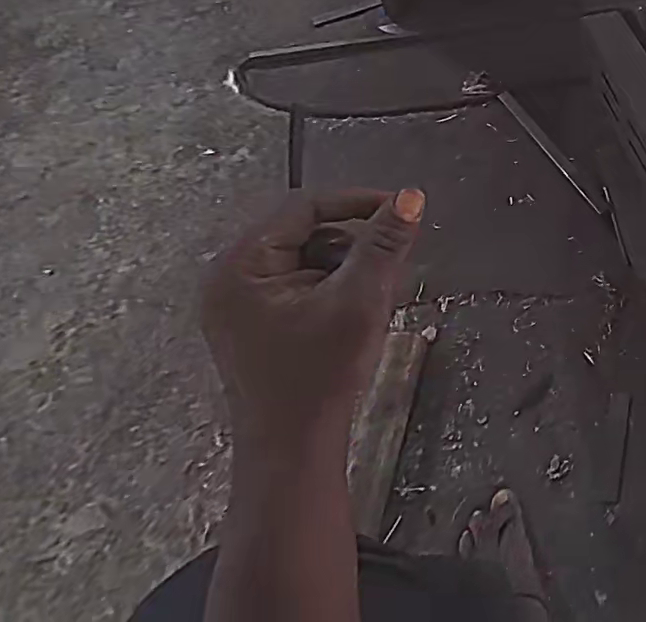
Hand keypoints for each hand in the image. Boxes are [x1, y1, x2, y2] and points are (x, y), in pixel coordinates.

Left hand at [200, 188, 424, 445]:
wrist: (296, 448)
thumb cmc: (320, 375)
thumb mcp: (361, 299)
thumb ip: (385, 243)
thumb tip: (410, 197)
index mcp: (241, 267)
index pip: (305, 207)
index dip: (359, 202)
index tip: (403, 210)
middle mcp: (234, 278)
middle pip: (309, 230)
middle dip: (358, 241)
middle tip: (394, 260)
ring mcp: (246, 301)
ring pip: (314, 255)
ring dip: (353, 264)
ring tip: (376, 294)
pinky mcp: (262, 319)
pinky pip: (309, 280)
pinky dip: (341, 284)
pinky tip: (360, 308)